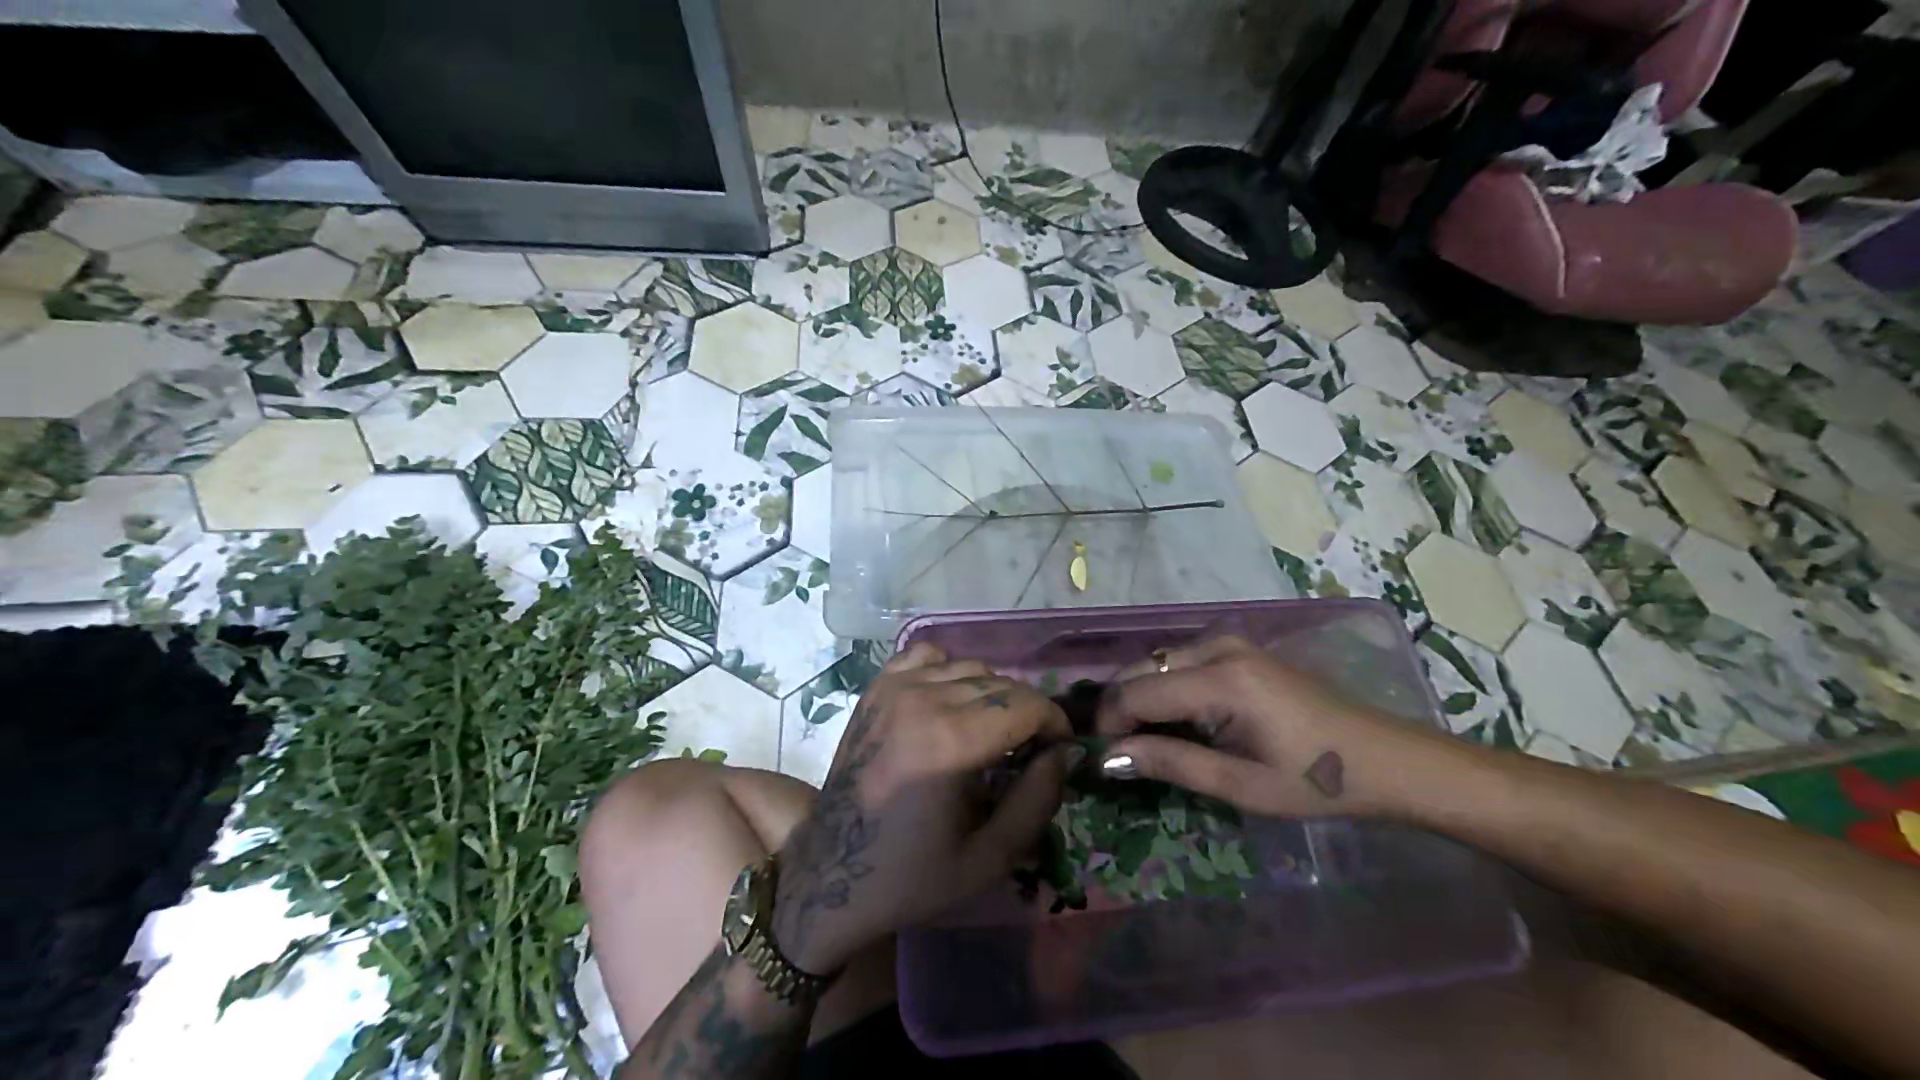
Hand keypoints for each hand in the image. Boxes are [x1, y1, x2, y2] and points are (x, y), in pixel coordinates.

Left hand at [770, 642, 1073, 973]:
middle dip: (1028, 713)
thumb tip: (1065, 753)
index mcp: (949, 742)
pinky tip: (949, 704)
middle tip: (1028, 752)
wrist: (832, 874)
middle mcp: (921, 701)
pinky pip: (927, 656)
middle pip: (1001, 683)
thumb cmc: (913, 875)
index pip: (1026, 704)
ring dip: (992, 694)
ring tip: (989, 733)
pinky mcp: (875, 689)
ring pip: (969, 667)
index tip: (1058, 752)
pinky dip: (949, 671)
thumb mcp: (989, 858)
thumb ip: (1037, 801)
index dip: (1055, 724)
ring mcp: (893, 689)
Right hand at [1092, 635, 1469, 817]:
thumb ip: (1170, 763)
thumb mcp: (1240, 784)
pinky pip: (1178, 661)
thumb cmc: (1314, 780)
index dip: (1110, 724)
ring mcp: (1229, 642)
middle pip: (1140, 670)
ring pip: (1155, 662)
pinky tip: (1174, 721)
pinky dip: (1163, 687)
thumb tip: (1107, 758)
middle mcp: (1218, 647)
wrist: (1382, 758)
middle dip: (1120, 708)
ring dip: (1140, 697)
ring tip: (1145, 741)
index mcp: (1222, 679)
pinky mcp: (1237, 648)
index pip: (1137, 692)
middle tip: (1119, 753)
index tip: (1104, 761)